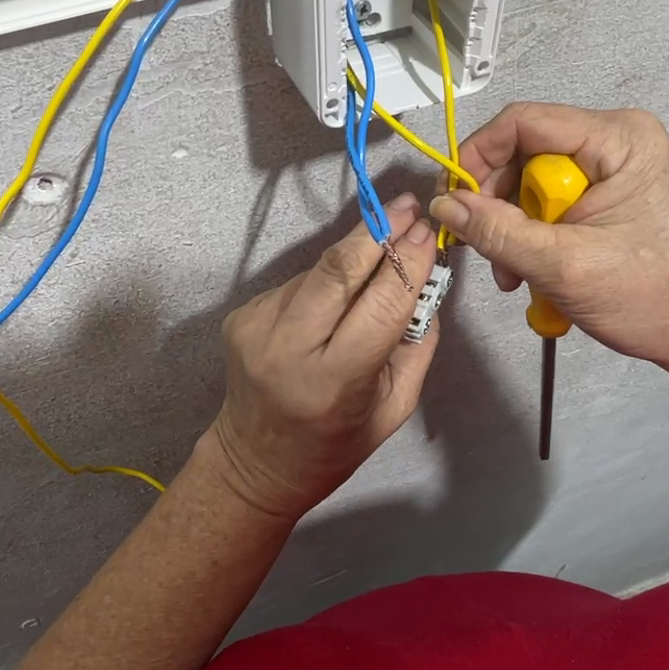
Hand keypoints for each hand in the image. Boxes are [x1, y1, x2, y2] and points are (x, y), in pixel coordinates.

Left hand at [208, 193, 438, 521]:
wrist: (255, 463)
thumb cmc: (334, 445)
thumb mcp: (393, 410)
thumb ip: (415, 347)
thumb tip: (425, 284)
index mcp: (332, 381)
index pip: (379, 305)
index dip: (407, 263)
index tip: (428, 232)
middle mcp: (287, 349)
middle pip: (338, 270)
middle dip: (377, 232)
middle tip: (406, 206)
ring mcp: (256, 328)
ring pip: (317, 271)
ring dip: (353, 254)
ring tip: (382, 244)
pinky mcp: (241, 316)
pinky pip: (297, 284)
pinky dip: (325, 281)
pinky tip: (337, 294)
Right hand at [427, 103, 668, 373]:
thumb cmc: (647, 299)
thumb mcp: (562, 266)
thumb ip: (497, 231)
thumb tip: (442, 206)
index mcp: (618, 138)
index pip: (522, 122)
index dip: (476, 157)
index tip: (451, 202)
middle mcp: (615, 138)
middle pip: (521, 151)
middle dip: (494, 201)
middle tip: (480, 247)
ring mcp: (612, 165)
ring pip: (528, 178)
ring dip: (509, 225)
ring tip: (510, 271)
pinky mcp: (607, 191)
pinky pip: (546, 198)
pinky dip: (529, 232)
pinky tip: (528, 267)